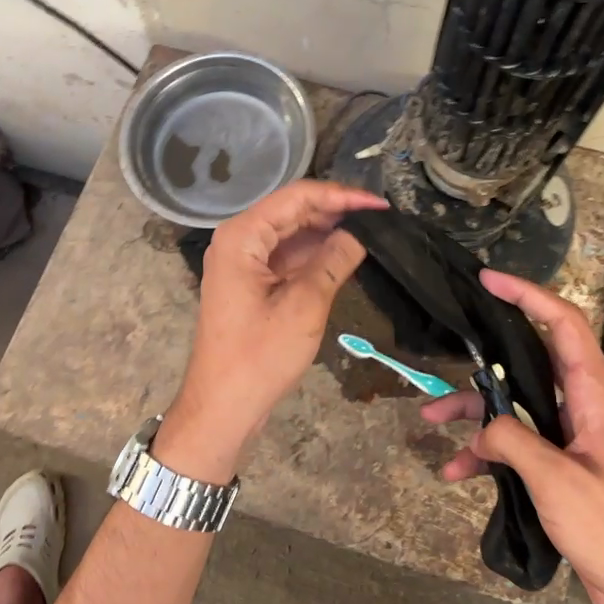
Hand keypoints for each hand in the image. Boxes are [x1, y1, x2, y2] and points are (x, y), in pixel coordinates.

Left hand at [156, 180, 387, 483]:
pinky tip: (346, 252)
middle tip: (381, 216)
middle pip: (293, 210)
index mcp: (242, 236)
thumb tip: (360, 232)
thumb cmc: (259, 357)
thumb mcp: (304, 306)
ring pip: (292, 232)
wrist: (222, 408)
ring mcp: (243, 261)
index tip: (379, 204)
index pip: (297, 196)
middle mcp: (238, 239)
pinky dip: (315, 252)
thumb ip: (333, 261)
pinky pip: (287, 254)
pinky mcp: (251, 281)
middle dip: (336, 210)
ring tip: (371, 229)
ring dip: (328, 230)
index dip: (341, 195)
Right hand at [422, 271, 603, 603]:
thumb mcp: (558, 483)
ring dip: (474, 413)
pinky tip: (455, 471)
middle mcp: (584, 410)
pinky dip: (487, 456)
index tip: (490, 280)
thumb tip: (483, 426)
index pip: (565, 325)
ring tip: (428, 420)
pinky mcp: (563, 471)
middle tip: (451, 342)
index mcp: (595, 399)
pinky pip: (517, 448)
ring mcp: (573, 441)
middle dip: (487, 358)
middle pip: (532, 364)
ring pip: (516, 409)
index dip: (529, 295)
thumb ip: (514, 442)